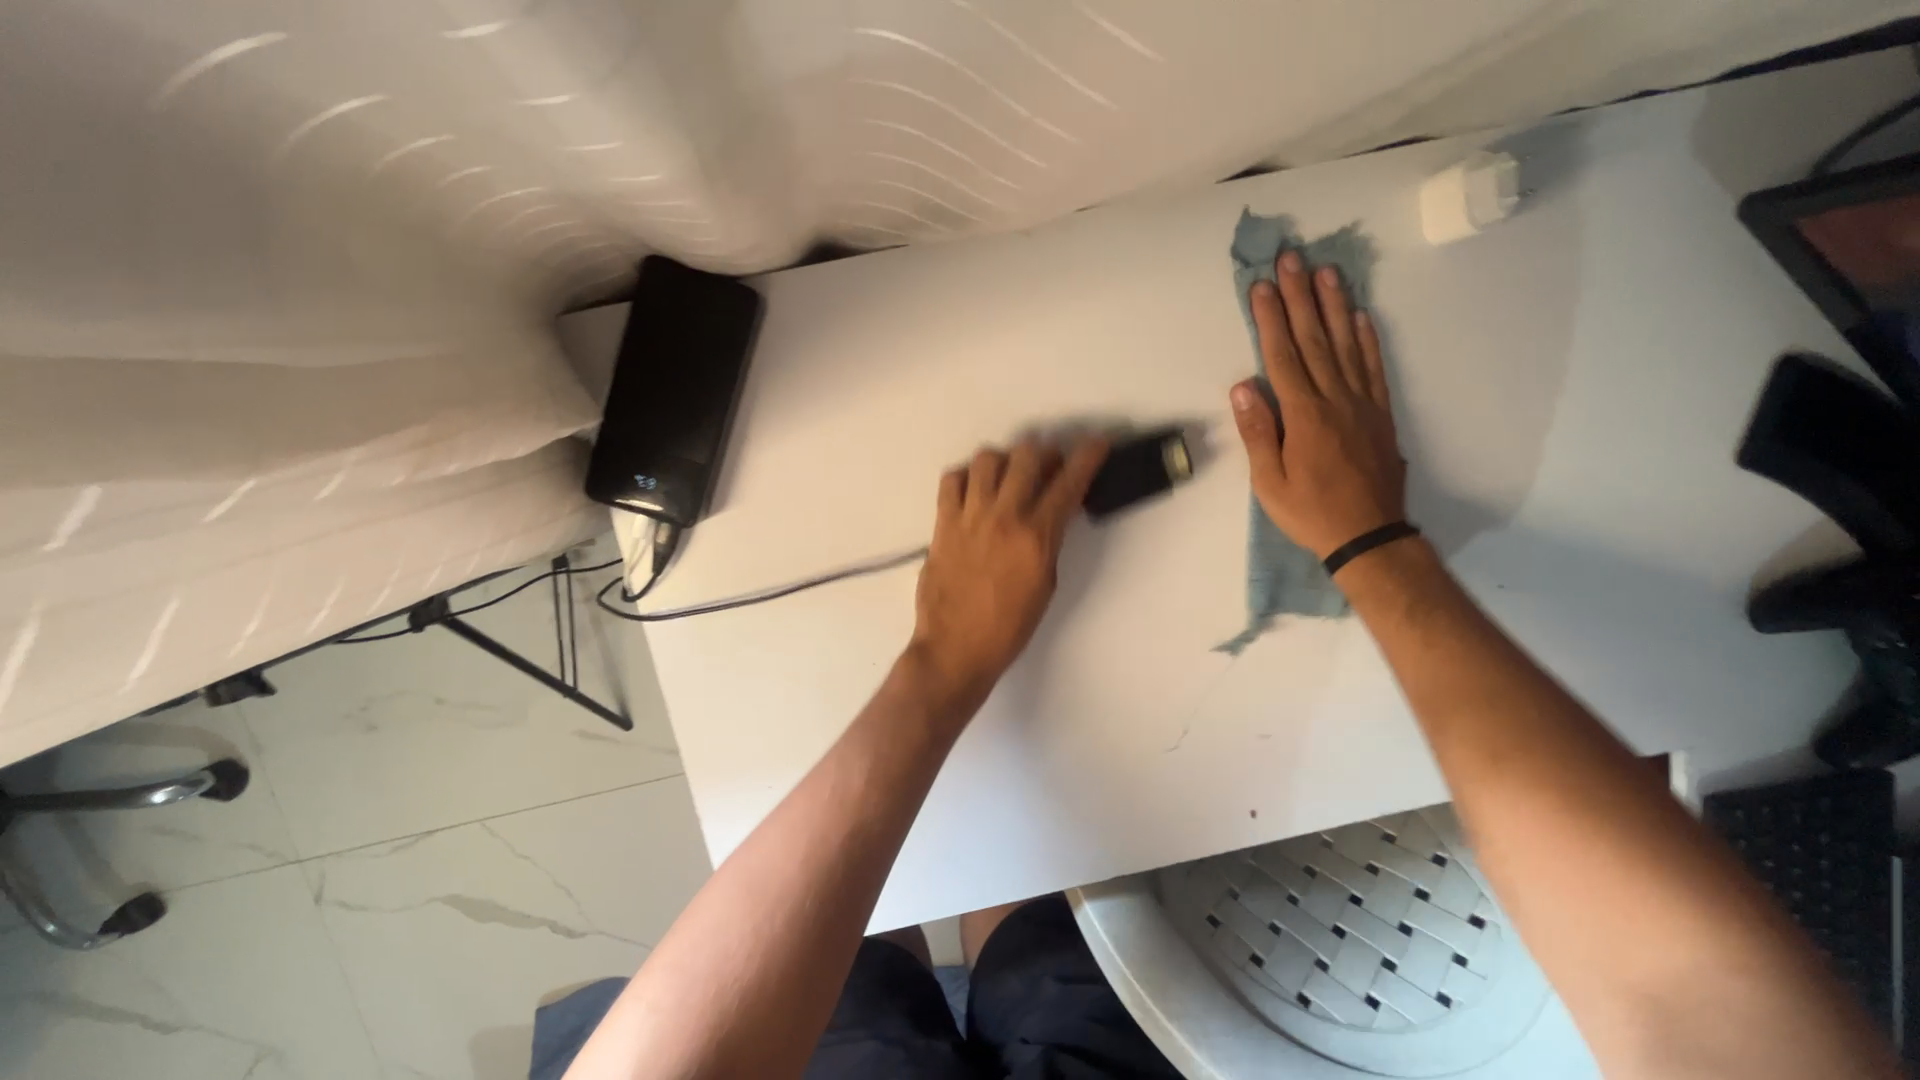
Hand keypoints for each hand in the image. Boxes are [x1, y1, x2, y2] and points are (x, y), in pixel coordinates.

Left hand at [909, 436, 1108, 700]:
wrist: (957, 647)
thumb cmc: (1009, 626)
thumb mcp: (1045, 582)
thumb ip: (1050, 540)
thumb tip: (1052, 513)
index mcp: (1037, 536)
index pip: (1068, 482)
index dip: (1088, 456)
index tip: (1097, 442)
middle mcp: (1004, 516)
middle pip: (1027, 455)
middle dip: (1044, 452)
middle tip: (1047, 465)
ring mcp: (969, 516)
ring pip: (986, 458)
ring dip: (1003, 460)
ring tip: (1006, 477)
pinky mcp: (942, 523)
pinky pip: (951, 479)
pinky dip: (965, 478)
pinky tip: (972, 492)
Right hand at [1230, 250, 1405, 559]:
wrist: (1370, 536)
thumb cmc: (1310, 512)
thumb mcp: (1269, 483)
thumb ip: (1258, 432)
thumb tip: (1243, 387)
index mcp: (1304, 416)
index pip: (1282, 357)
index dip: (1270, 319)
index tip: (1262, 285)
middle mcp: (1335, 400)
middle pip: (1315, 339)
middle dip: (1300, 297)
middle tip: (1293, 259)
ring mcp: (1362, 404)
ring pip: (1347, 345)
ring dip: (1335, 306)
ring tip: (1328, 271)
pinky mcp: (1380, 414)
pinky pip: (1374, 368)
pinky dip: (1368, 339)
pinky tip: (1362, 316)